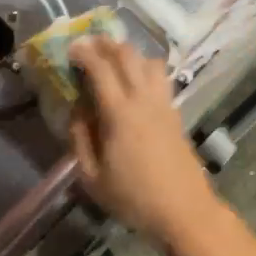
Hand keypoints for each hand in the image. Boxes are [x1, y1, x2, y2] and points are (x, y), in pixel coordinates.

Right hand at [67, 38, 222, 245]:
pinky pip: (160, 78)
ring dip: (129, 54)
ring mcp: (164, 104)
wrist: (184, 211)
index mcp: (120, 113)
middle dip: (106, 44)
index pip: (101, 68)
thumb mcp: (92, 178)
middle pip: (128, 55)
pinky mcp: (175, 113)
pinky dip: (144, 69)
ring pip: (149, 61)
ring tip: (113, 61)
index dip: (84, 52)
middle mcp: (144, 100)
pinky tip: (135, 83)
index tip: (71, 47)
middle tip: (89, 45)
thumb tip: (76, 111)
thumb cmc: (133, 198)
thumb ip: (80, 139)